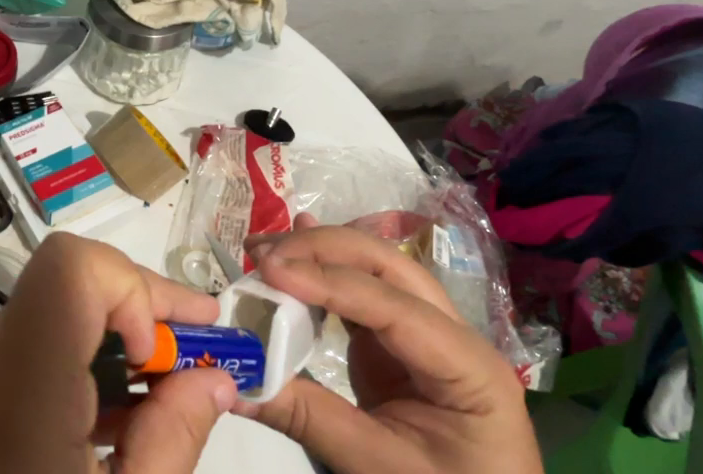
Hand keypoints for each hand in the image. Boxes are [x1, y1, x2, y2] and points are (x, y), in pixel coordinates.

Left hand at [0, 233, 235, 473]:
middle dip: (143, 304)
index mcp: (21, 387)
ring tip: (182, 382)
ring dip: (119, 335)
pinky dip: (87, 365)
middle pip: (67, 284)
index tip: (160, 354)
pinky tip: (129, 416)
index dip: (129, 288)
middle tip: (209, 342)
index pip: (72, 269)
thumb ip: (170, 444)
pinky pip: (34, 353)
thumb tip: (212, 379)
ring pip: (53, 314)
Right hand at [236, 216, 541, 473]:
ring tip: (261, 251)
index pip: (394, 306)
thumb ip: (309, 418)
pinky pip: (360, 291)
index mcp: (469, 367)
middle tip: (262, 259)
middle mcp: (453, 334)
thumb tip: (233, 383)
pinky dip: (322, 269)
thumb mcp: (382, 467)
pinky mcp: (397, 342)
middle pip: (388, 268)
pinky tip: (292, 253)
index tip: (269, 270)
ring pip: (372, 268)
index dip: (329, 281)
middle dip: (321, 252)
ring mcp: (425, 332)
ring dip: (316, 253)